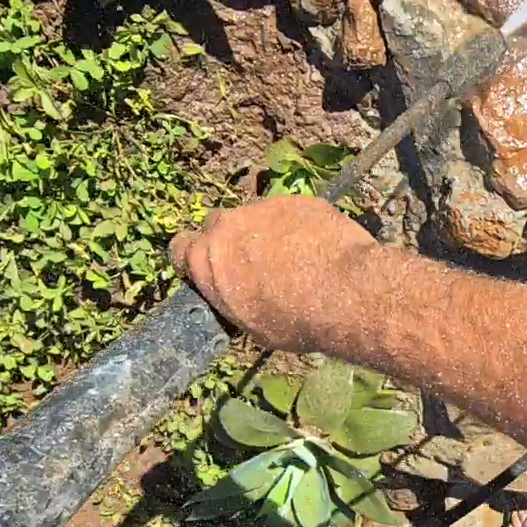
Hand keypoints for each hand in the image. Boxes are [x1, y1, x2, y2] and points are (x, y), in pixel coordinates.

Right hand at [169, 197, 379, 352]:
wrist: (345, 292)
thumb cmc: (295, 320)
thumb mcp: (252, 326)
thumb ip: (234, 300)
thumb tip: (238, 296)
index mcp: (205, 258)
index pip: (181, 249)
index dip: (197, 261)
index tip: (214, 272)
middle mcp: (228, 224)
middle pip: (219, 227)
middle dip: (233, 242)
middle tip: (258, 266)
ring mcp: (265, 207)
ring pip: (258, 217)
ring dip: (269, 232)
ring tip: (298, 259)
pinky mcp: (300, 200)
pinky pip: (293, 212)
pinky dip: (301, 226)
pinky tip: (320, 247)